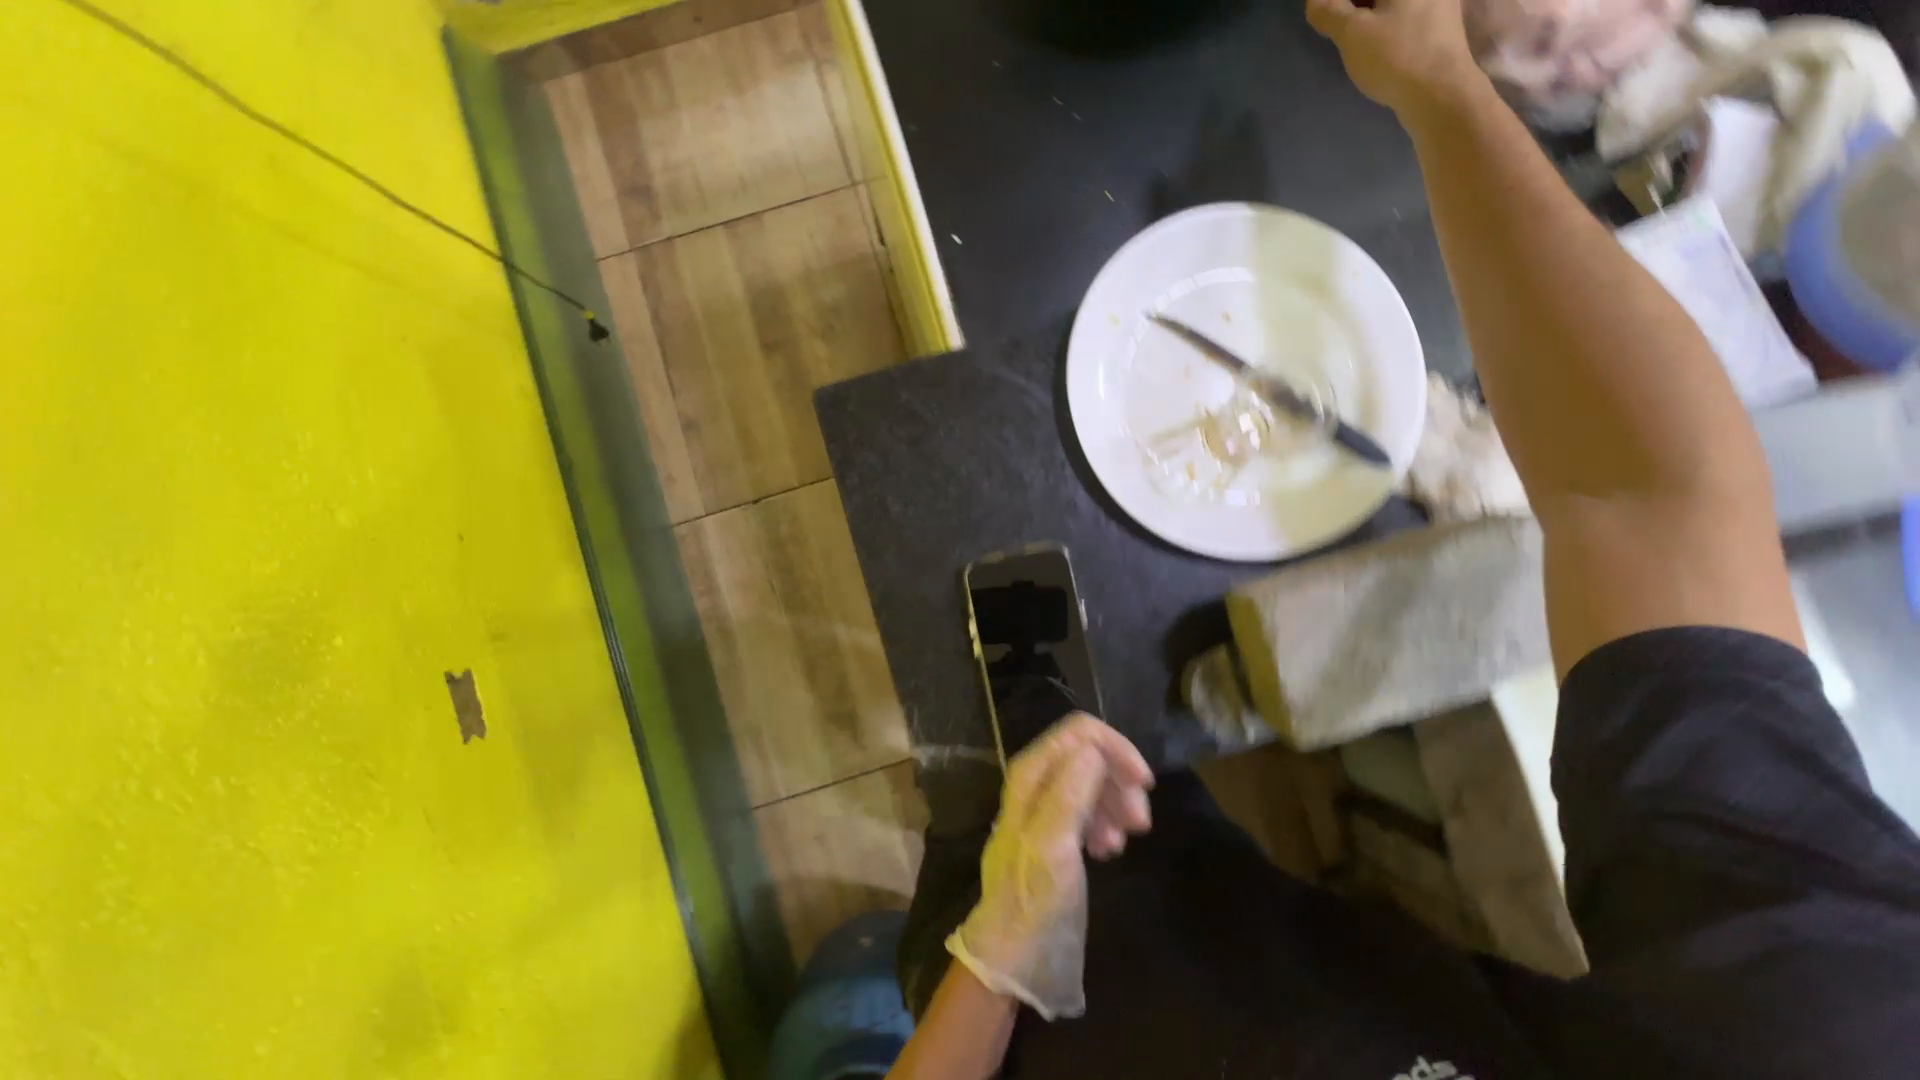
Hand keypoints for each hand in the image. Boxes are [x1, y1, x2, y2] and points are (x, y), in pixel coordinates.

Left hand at [945, 713, 1153, 1020]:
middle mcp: (1036, 784)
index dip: (1116, 749)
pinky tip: (1110, 851)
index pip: (1080, 732)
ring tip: (1125, 840)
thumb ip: (1069, 793)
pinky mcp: (1057, 835)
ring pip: (1093, 782)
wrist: (1013, 956)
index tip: (1144, 784)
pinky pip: (1089, 811)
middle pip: (1090, 755)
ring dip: (1116, 804)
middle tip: (1140, 822)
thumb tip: (1095, 750)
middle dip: (1120, 780)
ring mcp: (1045, 809)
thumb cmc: (1033, 901)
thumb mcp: (1052, 846)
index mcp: (1030, 776)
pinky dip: (1106, 823)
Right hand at [1305, 0, 1487, 121]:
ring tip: (1352, 36)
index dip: (1337, 3)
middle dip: (1353, 5)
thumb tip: (1314, 1)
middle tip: (1334, 23)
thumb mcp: (1352, 33)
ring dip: (1369, 14)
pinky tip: (1376, 45)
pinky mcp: (1443, 23)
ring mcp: (1440, 2)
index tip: (1324, 15)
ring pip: (1392, 5)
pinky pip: (1406, 14)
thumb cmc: (1395, 55)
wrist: (1440, 92)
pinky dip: (1387, 23)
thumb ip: (1329, 11)